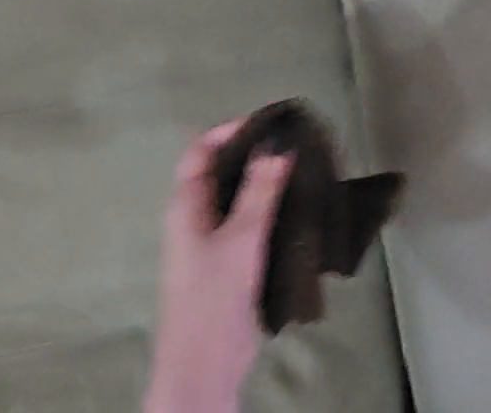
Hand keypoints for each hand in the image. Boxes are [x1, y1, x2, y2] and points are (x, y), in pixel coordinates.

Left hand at [144, 122, 294, 412]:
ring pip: (240, 198)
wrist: (206, 366)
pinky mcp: (232, 263)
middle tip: (294, 143)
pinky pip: (252, 223)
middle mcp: (196, 217)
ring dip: (267, 183)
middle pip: (223, 171)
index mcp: (186, 204)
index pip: (201, 151)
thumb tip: (278, 144)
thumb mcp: (241, 238)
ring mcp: (213, 241)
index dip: (230, 131)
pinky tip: (299, 207)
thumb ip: (260, 190)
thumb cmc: (214, 296)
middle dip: (255, 154)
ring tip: (303, 169)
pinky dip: (272, 209)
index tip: (269, 124)